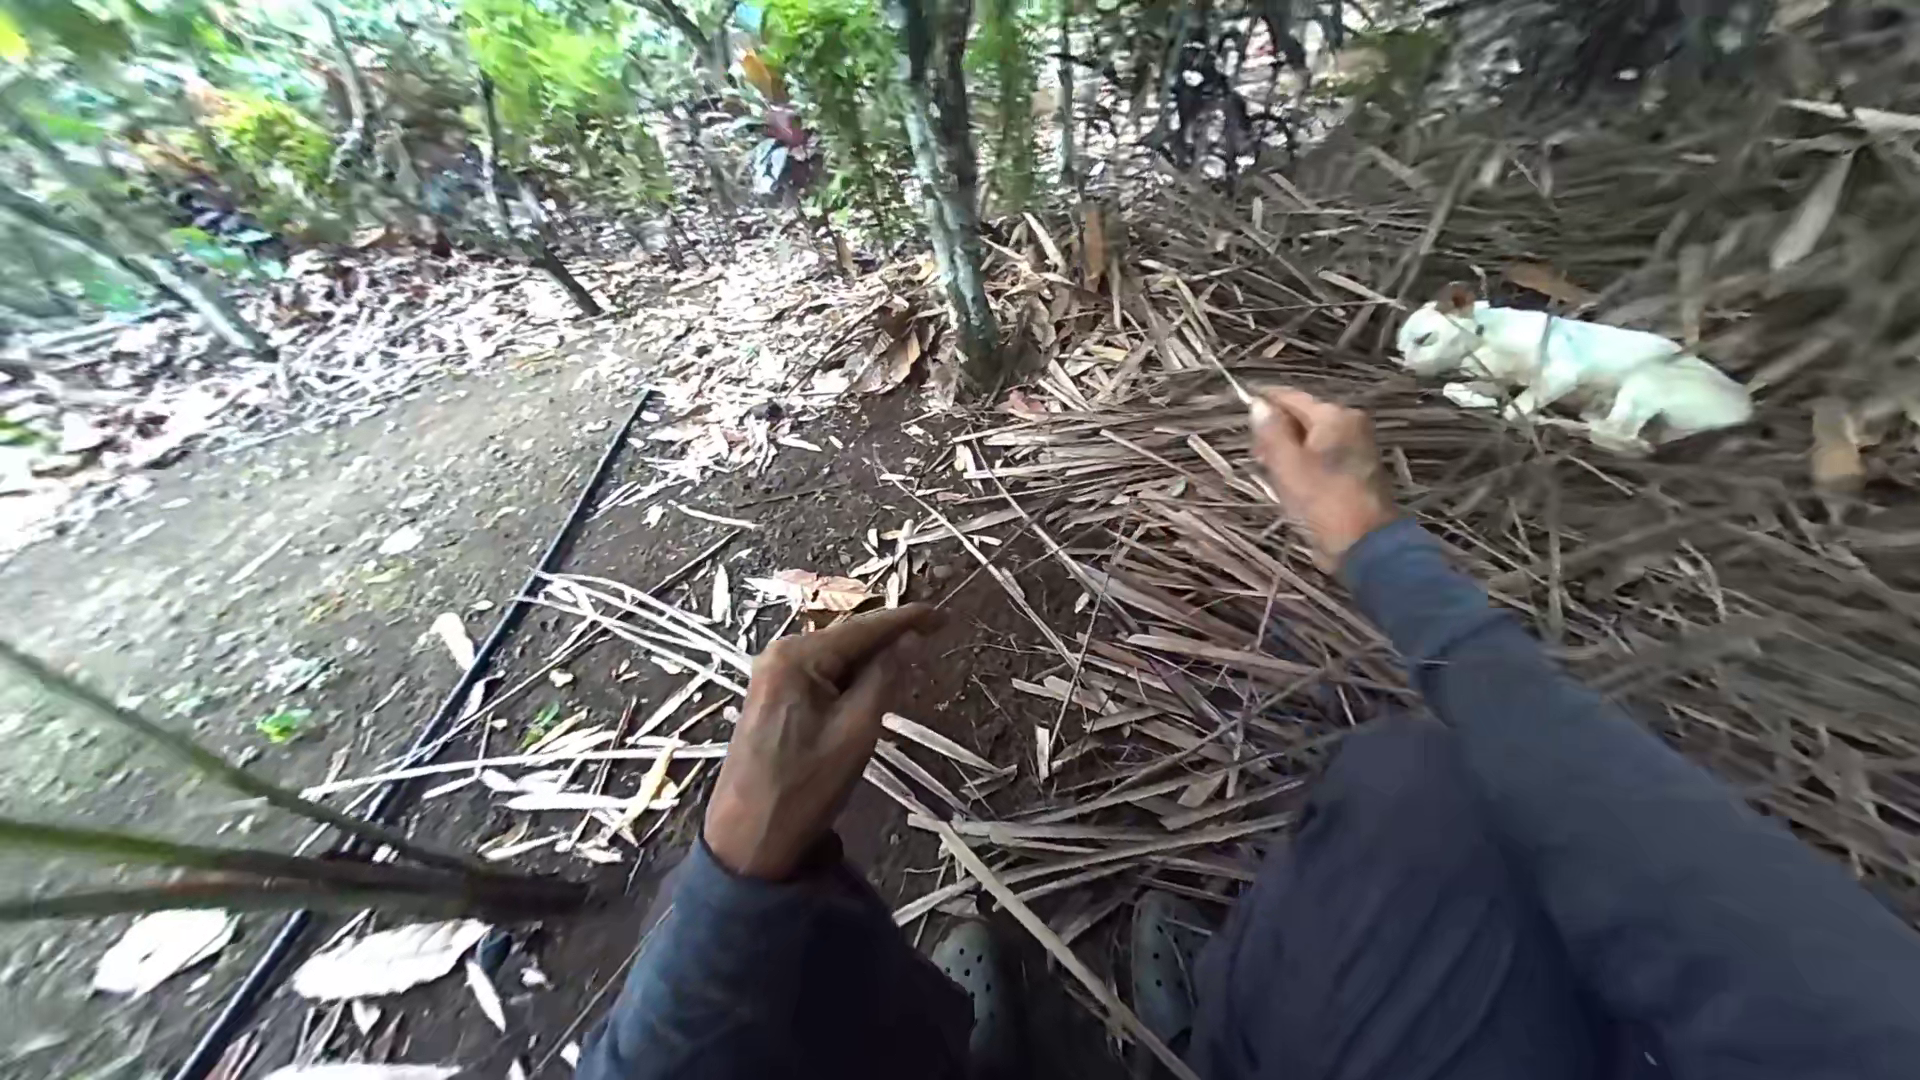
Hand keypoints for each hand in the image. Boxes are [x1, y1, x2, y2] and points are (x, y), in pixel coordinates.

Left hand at [704, 603, 943, 878]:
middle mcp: (781, 654)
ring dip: (873, 657)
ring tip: (914, 653)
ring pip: (837, 656)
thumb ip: (884, 677)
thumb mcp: (855, 731)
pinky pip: (824, 673)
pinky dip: (853, 675)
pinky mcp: (775, 695)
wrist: (747, 840)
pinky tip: (876, 679)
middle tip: (935, 632)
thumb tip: (909, 637)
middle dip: (891, 636)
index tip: (943, 615)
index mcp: (797, 656)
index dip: (906, 619)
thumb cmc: (804, 787)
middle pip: (849, 637)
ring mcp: (774, 674)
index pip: (863, 627)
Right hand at [1248, 387, 1396, 570]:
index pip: (1292, 397)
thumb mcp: (1286, 463)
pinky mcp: (1356, 470)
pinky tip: (1288, 480)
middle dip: (1275, 429)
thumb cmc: (1320, 499)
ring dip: (1286, 448)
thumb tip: (1258, 404)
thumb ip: (1271, 431)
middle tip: (1254, 451)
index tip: (1241, 404)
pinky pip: (1320, 455)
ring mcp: (1357, 447)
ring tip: (1267, 468)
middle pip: (1302, 416)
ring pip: (1310, 437)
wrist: (1362, 541)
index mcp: (1334, 416)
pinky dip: (1301, 461)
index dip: (1265, 400)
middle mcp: (1350, 424)